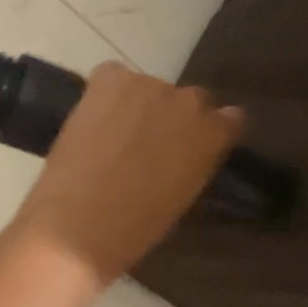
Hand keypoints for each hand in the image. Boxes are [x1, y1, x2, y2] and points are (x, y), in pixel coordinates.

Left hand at [9, 62, 243, 283]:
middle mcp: (189, 102)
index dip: (208, 132)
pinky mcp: (109, 80)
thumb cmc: (132, 229)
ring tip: (113, 137)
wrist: (78, 225)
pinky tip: (94, 119)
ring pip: (148, 89)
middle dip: (173, 119)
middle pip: (189, 100)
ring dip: (137, 106)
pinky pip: (113, 77)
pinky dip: (106, 93)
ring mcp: (148, 86)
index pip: (229, 119)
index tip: (192, 147)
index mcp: (213, 137)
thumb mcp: (179, 200)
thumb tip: (184, 155)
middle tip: (148, 146)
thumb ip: (191, 166)